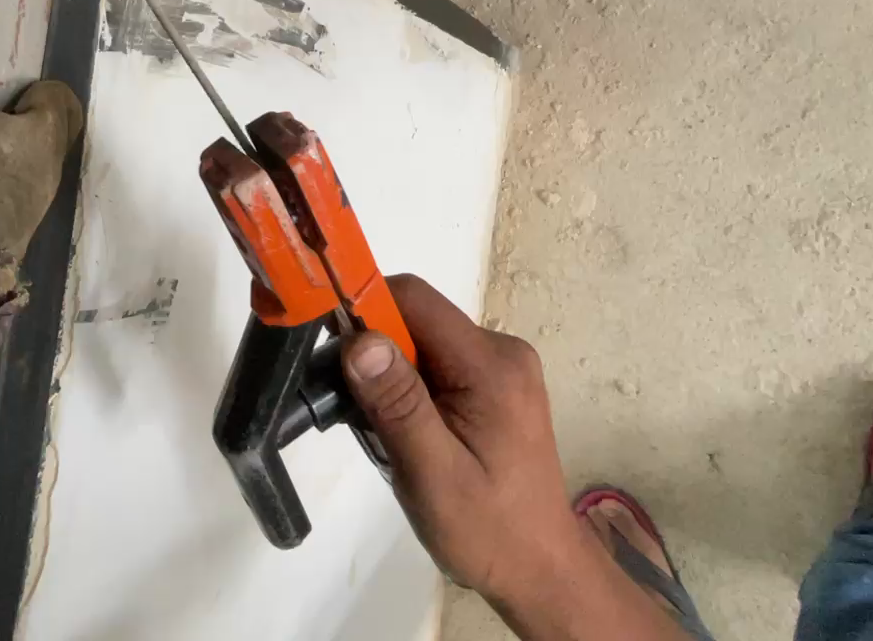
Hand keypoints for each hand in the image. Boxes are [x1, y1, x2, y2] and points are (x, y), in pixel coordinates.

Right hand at [341, 274, 583, 601]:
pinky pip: (431, 359)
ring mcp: (497, 365)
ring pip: (418, 338)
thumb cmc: (488, 531)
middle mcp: (499, 350)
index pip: (412, 298)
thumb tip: (359, 339)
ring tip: (382, 425)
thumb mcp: (433, 473)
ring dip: (387, 372)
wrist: (542, 574)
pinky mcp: (491, 381)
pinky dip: (405, 384)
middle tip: (355, 405)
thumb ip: (397, 403)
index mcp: (491, 365)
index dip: (364, 307)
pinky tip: (404, 426)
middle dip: (373, 350)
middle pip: (413, 316)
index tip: (330, 345)